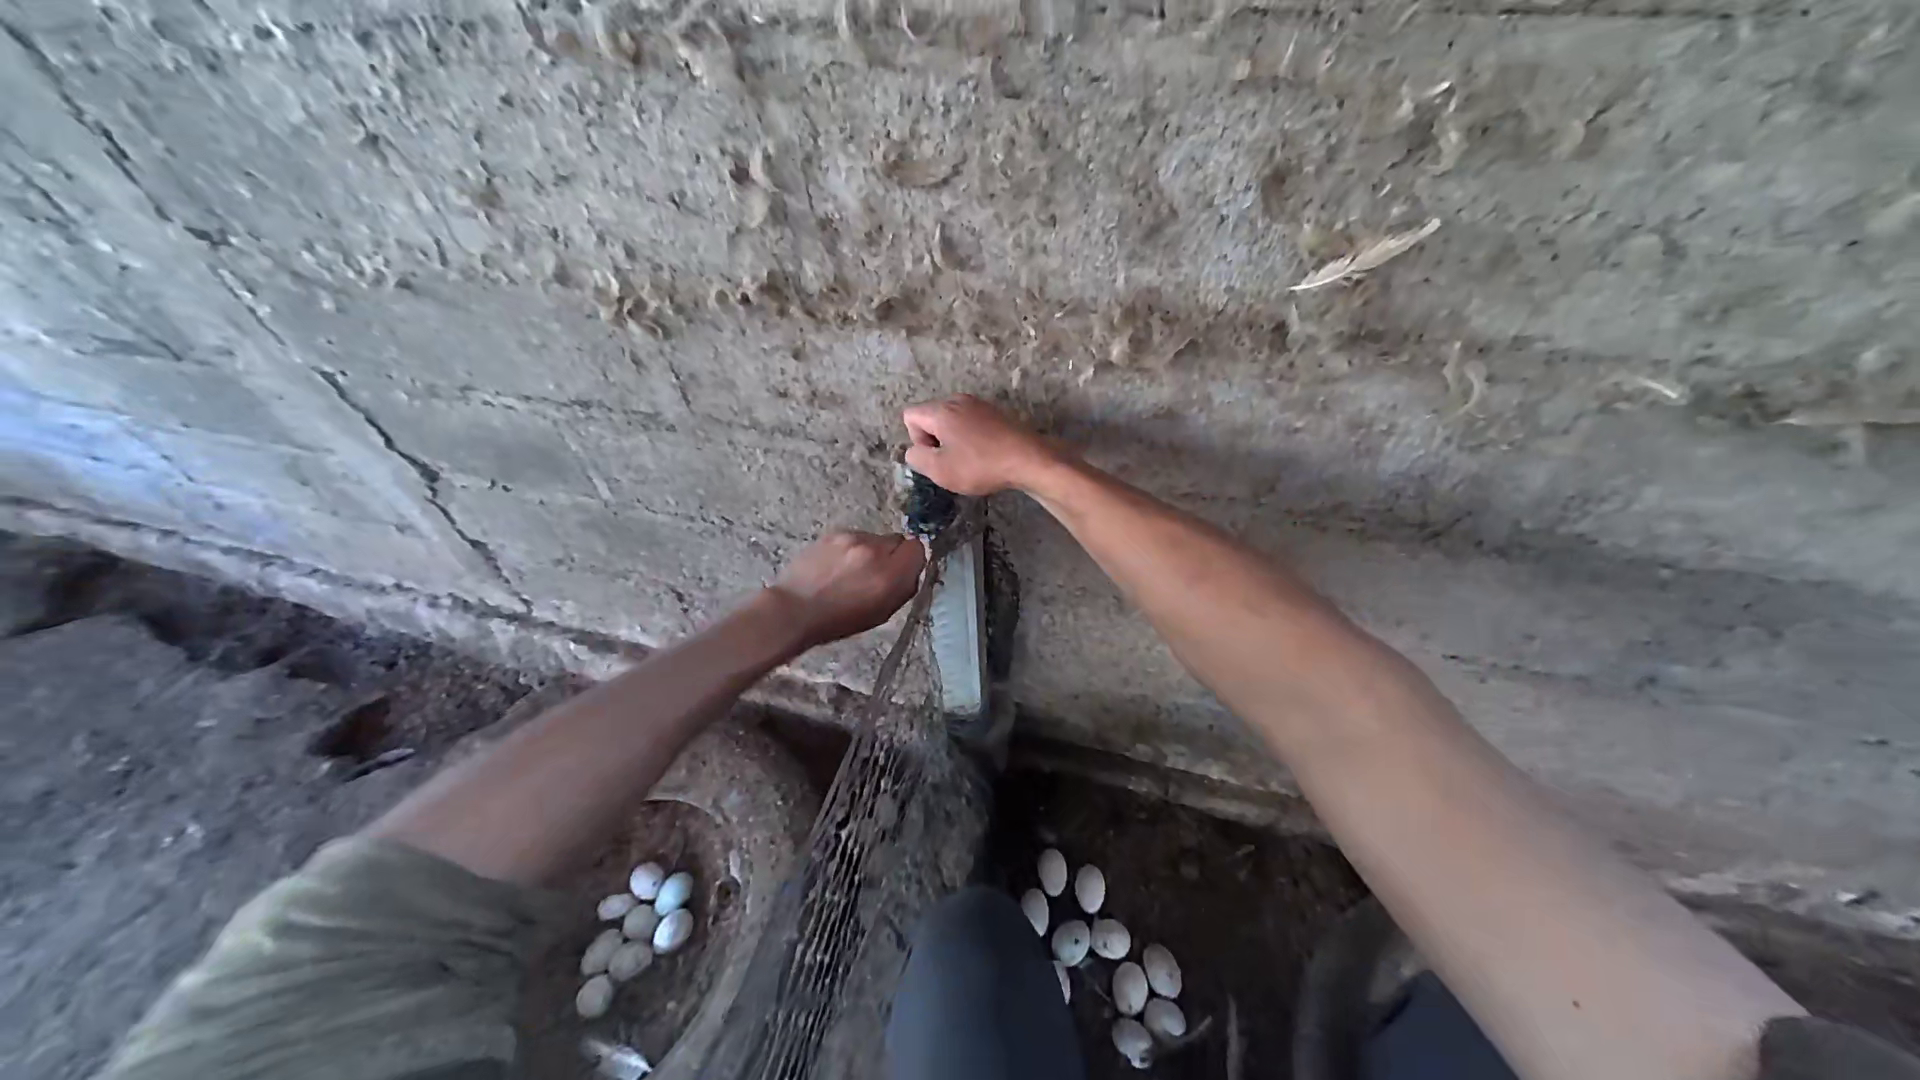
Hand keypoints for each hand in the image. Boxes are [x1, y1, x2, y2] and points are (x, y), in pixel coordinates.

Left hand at [765, 531, 925, 650]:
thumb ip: (903, 587)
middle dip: (892, 554)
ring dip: (870, 551)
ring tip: (851, 571)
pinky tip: (836, 566)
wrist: (794, 609)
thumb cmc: (839, 620)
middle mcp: (874, 551)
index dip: (911, 560)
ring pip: (875, 538)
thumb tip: (911, 570)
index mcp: (890, 575)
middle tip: (875, 573)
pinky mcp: (833, 533)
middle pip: (897, 540)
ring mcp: (852, 538)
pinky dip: (850, 548)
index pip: (918, 548)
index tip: (900, 572)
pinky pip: (854, 537)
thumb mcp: (882, 613)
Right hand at [901, 395, 1065, 494]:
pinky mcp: (995, 413)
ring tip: (971, 460)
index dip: (916, 440)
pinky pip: (970, 423)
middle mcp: (958, 400)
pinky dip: (971, 438)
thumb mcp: (940, 470)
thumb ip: (917, 457)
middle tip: (953, 462)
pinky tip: (985, 455)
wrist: (1028, 459)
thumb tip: (914, 450)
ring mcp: (979, 404)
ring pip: (951, 421)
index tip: (936, 456)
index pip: (910, 416)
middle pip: (931, 417)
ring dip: (954, 441)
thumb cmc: (980, 465)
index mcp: (941, 410)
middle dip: (935, 440)